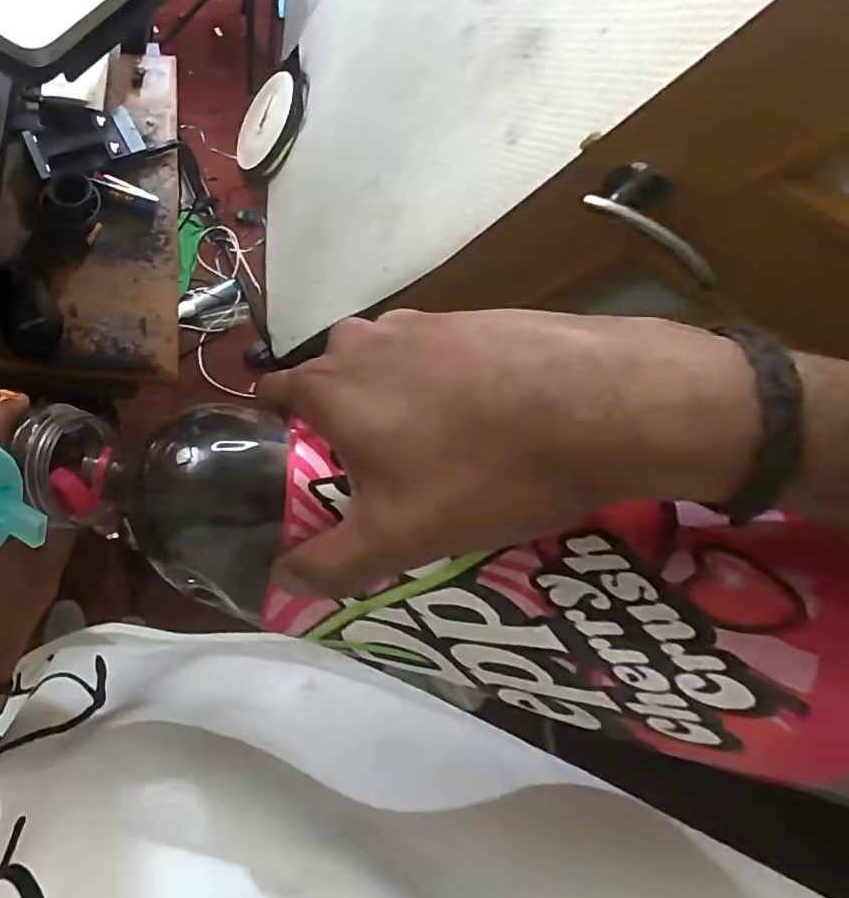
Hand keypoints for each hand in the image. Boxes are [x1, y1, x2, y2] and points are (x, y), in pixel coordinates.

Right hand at [257, 309, 757, 596]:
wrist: (627, 408)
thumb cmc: (487, 470)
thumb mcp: (400, 535)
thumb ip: (331, 562)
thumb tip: (280, 583)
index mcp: (324, 387)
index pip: (269, 393)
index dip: (277, 425)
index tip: (303, 454)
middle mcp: (356, 344)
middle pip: (325, 376)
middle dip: (338, 409)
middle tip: (377, 453)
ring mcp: (416, 323)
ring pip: (379, 359)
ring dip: (388, 387)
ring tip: (436, 430)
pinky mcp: (472, 314)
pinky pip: (433, 348)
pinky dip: (443, 372)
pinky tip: (489, 407)